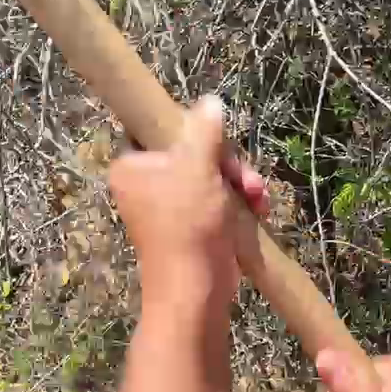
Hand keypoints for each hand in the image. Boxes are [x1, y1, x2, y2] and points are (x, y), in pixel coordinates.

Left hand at [109, 96, 267, 313]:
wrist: (195, 289)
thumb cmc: (186, 224)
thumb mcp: (196, 167)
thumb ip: (204, 130)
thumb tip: (211, 102)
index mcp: (133, 165)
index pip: (158, 129)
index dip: (191, 129)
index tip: (216, 138)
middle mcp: (148, 183)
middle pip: (193, 151)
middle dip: (227, 163)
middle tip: (244, 177)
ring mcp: (172, 205)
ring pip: (212, 175)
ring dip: (240, 182)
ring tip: (257, 196)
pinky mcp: (195, 223)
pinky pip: (219, 198)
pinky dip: (239, 201)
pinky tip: (258, 208)